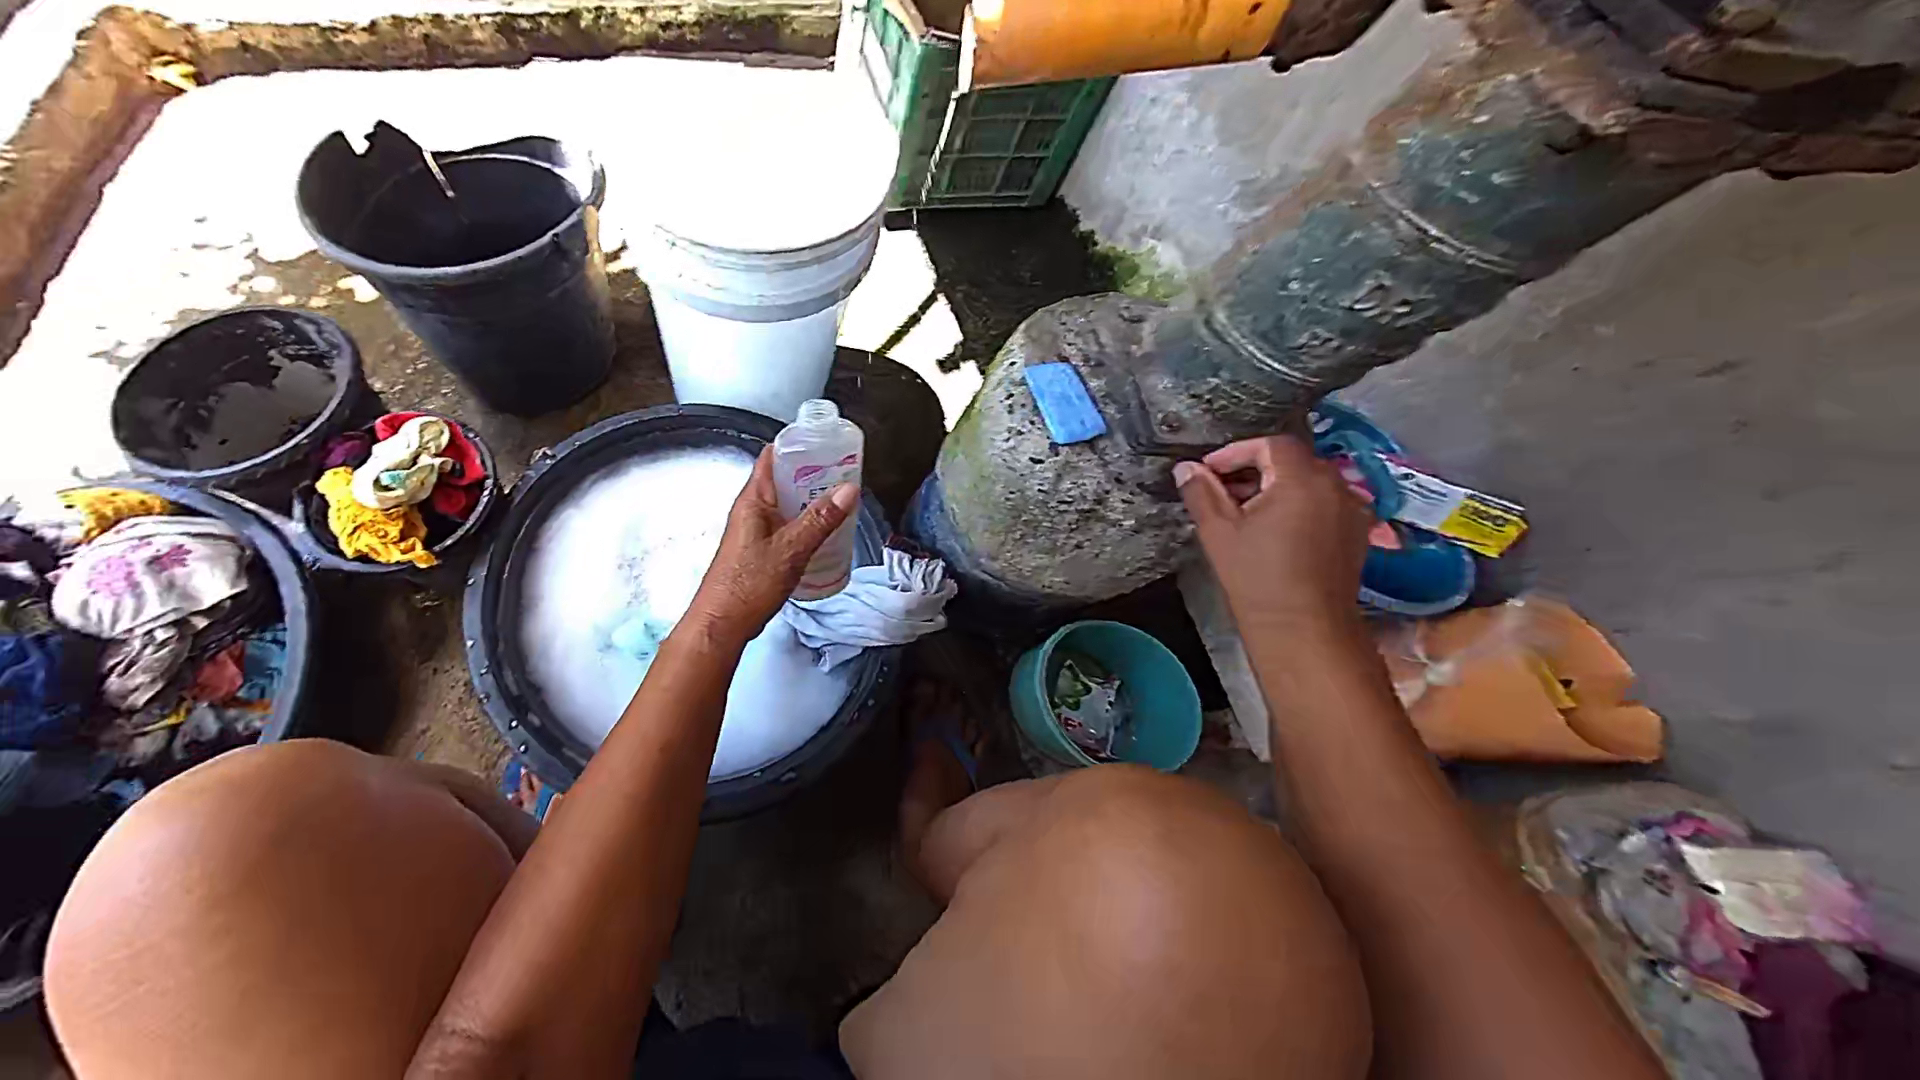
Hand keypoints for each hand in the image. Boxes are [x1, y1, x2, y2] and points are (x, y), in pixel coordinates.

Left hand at [682, 446, 857, 648]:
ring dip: (813, 500)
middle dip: (814, 473)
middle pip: (785, 479)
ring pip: (789, 504)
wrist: (722, 625)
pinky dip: (808, 522)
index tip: (826, 442)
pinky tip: (826, 532)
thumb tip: (849, 489)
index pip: (773, 457)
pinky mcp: (762, 549)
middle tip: (845, 472)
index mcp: (753, 500)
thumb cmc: (748, 586)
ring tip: (842, 499)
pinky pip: (789, 525)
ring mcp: (756, 530)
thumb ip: (821, 519)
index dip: (798, 444)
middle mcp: (752, 510)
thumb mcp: (791, 549)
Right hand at [1174, 435, 1370, 639]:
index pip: (1270, 445)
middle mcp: (1336, 486)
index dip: (1236, 452)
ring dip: (1276, 487)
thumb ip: (1201, 492)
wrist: (1303, 629)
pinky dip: (1298, 505)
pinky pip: (1324, 504)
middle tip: (1222, 491)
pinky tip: (1274, 530)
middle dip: (1254, 469)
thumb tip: (1187, 468)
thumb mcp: (1218, 531)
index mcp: (1302, 479)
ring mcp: (1352, 510)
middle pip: (1292, 461)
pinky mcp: (1357, 533)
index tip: (1209, 471)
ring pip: (1309, 482)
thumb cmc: (1257, 577)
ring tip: (1245, 512)